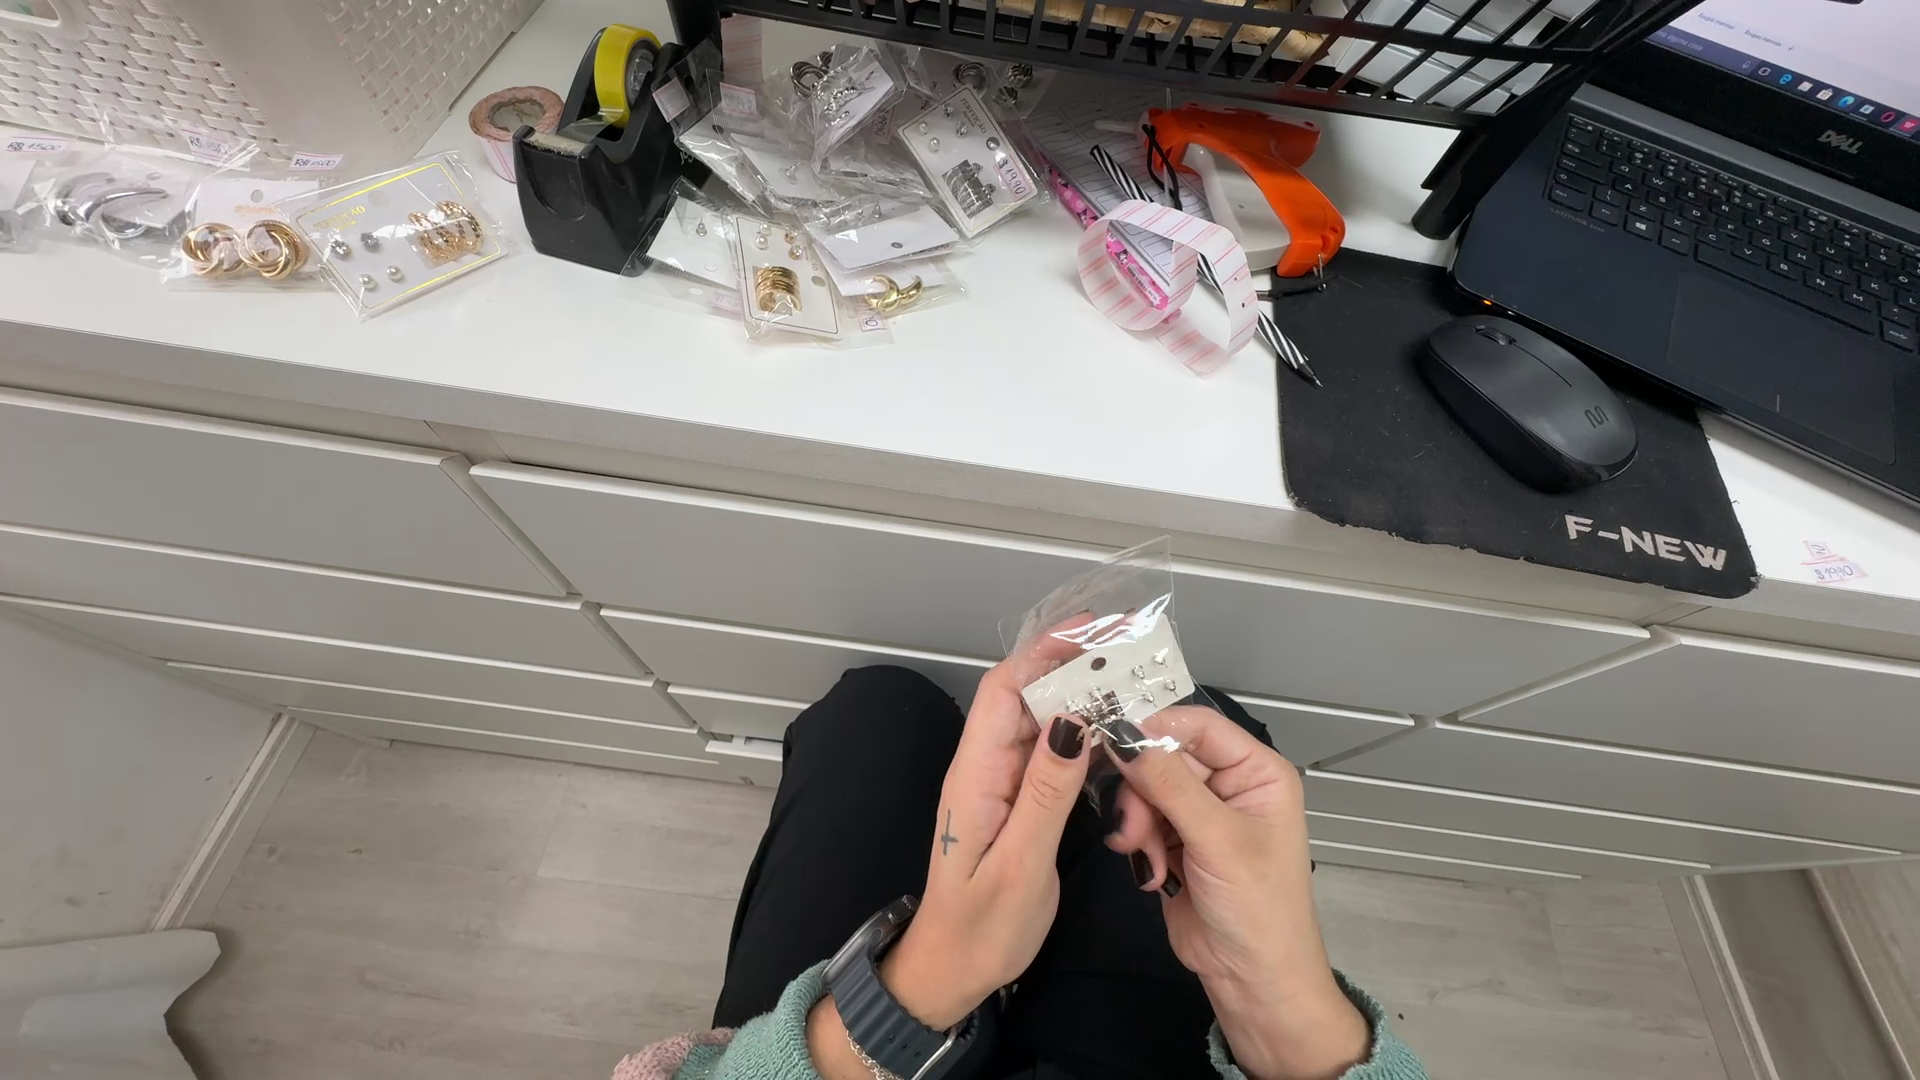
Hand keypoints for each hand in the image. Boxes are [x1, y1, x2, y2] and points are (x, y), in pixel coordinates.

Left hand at [807, 631, 1092, 1077]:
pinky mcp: (1015, 797)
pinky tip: (1112, 733)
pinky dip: (1078, 735)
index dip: (1041, 653)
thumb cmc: (981, 927)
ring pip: (1039, 721)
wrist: (952, 969)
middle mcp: (984, 765)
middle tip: (1123, 646)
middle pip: (1023, 696)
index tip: (1088, 629)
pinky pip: (1047, 752)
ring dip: (1077, 696)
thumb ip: (1045, 792)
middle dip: (1068, 663)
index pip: (1003, 691)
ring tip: (1127, 680)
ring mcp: (999, 780)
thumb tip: (1074, 722)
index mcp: (975, 773)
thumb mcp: (1020, 863)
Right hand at [1106, 706, 1369, 1079]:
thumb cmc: (1258, 910)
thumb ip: (1169, 784)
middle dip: (1142, 790)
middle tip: (1132, 827)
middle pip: (1163, 755)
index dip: (1155, 728)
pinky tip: (1151, 873)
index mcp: (1256, 771)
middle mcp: (1227, 782)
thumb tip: (1122, 734)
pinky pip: (1140, 817)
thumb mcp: (1217, 841)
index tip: (1113, 742)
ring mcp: (1198, 811)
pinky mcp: (1174, 837)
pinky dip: (1137, 842)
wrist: (1253, 986)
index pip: (1198, 725)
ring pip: (1144, 786)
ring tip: (1142, 855)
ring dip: (1137, 821)